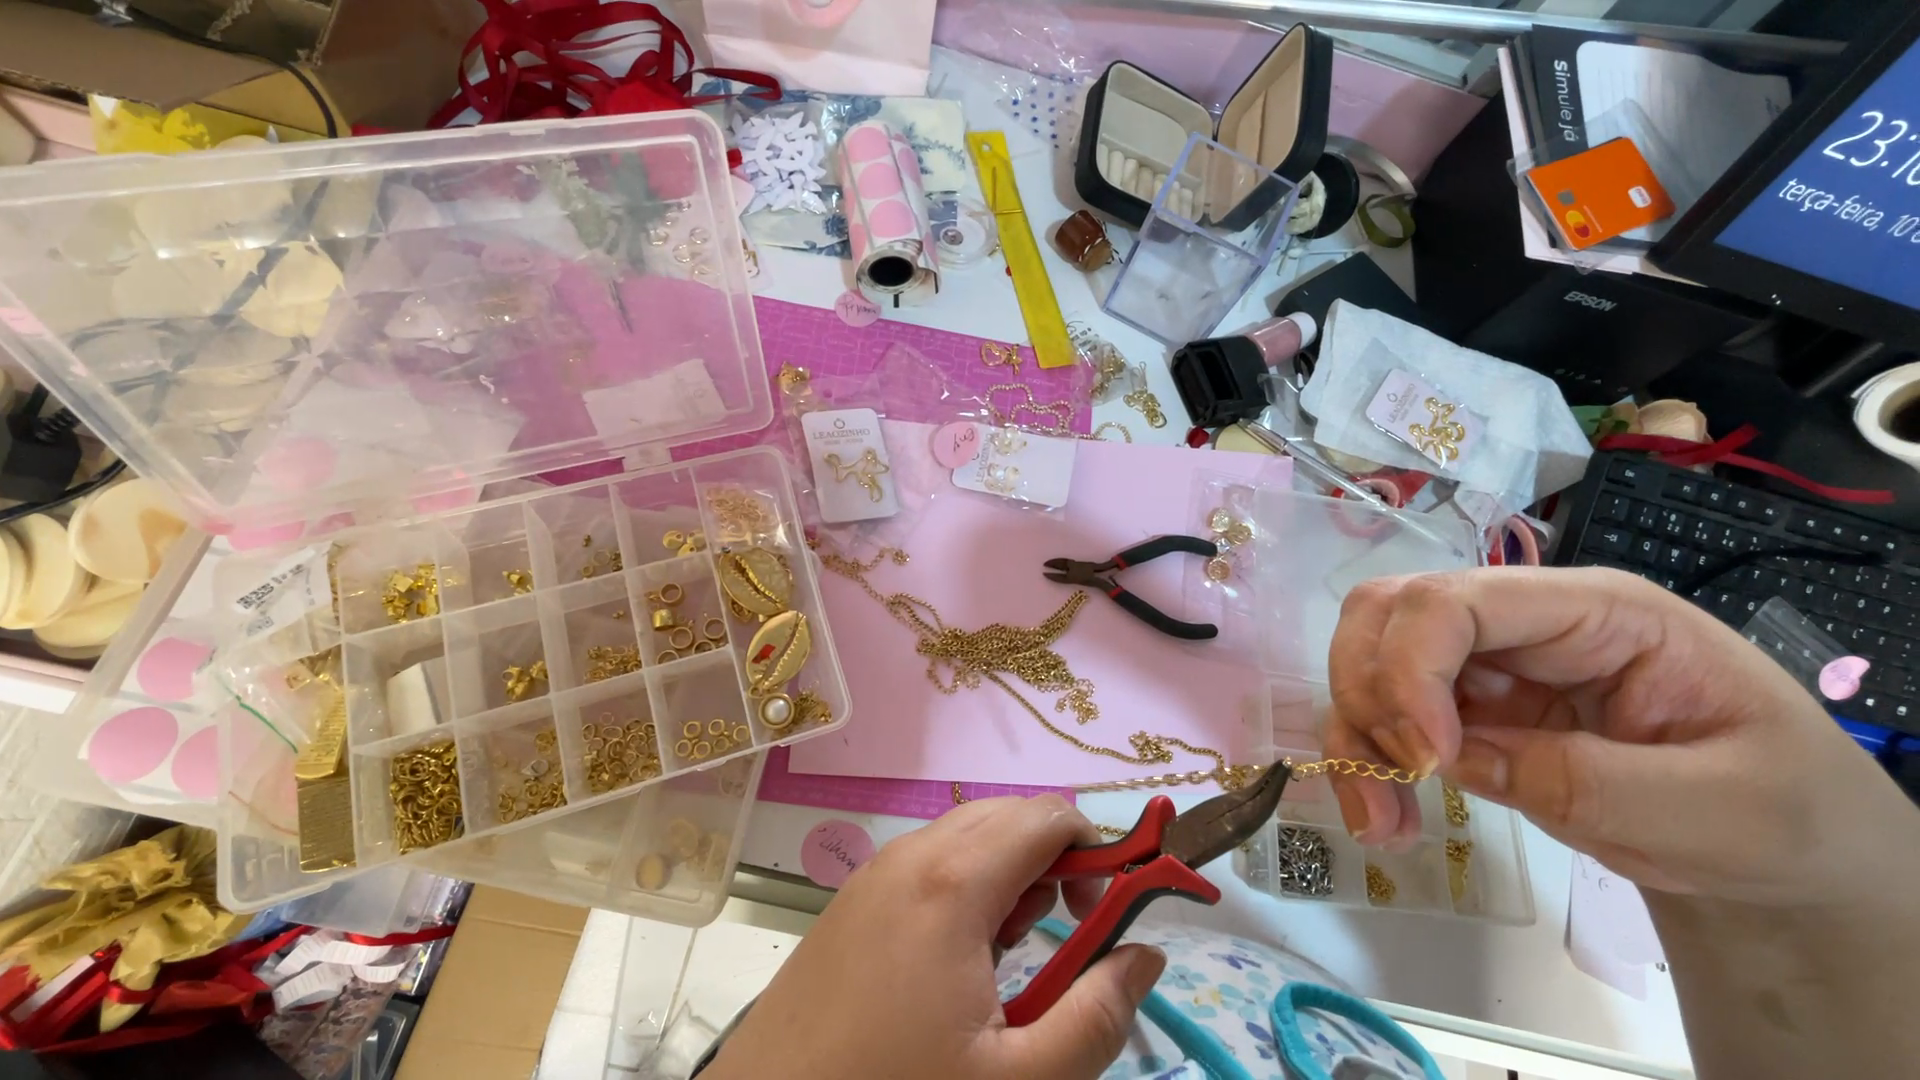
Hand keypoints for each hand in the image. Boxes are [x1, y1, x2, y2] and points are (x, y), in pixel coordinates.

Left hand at [704, 796, 1166, 1079]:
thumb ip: (1098, 1015)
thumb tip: (1146, 953)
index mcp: (953, 880)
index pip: (1047, 815)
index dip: (1096, 851)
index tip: (1103, 915)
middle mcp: (911, 854)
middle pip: (1008, 817)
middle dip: (1053, 861)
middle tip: (1058, 937)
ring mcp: (874, 872)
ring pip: (967, 837)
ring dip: (1008, 875)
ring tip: (1007, 958)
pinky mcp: (852, 899)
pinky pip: (929, 863)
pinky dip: (964, 887)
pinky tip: (954, 963)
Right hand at [1324, 567, 1917, 904]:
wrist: (1774, 849)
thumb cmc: (1778, 813)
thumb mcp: (1716, 806)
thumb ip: (1585, 778)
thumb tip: (1451, 758)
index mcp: (1594, 611)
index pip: (1458, 601)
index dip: (1413, 666)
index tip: (1425, 758)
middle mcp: (1520, 622)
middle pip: (1387, 611)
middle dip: (1369, 690)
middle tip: (1395, 776)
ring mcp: (1483, 664)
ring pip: (1366, 661)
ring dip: (1353, 735)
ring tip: (1381, 820)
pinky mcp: (1458, 708)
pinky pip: (1378, 716)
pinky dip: (1360, 762)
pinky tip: (1382, 817)